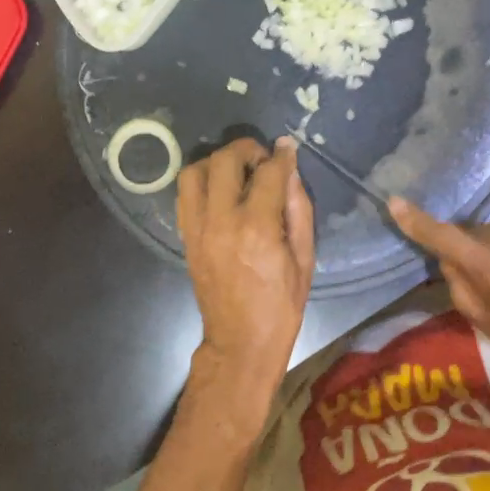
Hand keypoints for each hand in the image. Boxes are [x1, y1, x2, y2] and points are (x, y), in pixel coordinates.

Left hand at [177, 137, 315, 396]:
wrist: (240, 342)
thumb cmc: (281, 306)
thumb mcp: (304, 259)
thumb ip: (299, 209)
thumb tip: (291, 170)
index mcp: (258, 228)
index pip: (268, 173)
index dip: (281, 155)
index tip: (288, 148)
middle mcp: (221, 222)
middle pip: (224, 161)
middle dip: (246, 150)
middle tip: (262, 160)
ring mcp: (197, 230)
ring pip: (194, 172)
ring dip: (216, 163)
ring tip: (237, 173)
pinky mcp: (185, 239)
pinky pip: (184, 196)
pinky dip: (201, 184)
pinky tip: (220, 193)